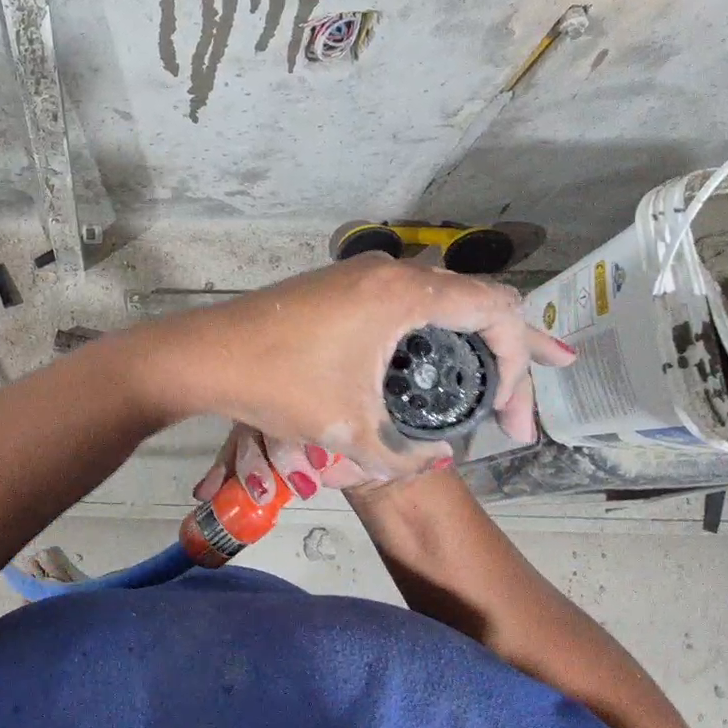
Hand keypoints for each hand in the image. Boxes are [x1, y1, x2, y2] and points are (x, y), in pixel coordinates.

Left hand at [156, 254, 573, 487]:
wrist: (202, 355)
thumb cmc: (278, 385)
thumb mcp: (348, 430)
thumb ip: (406, 454)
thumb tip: (441, 457)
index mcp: (402, 294)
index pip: (496, 309)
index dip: (520, 362)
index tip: (506, 416)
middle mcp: (387, 270)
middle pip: (472, 299)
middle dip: (506, 350)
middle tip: (525, 396)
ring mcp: (357, 273)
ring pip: (436, 298)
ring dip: (466, 338)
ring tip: (489, 383)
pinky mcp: (336, 286)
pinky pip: (402, 301)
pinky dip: (428, 329)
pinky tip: (430, 364)